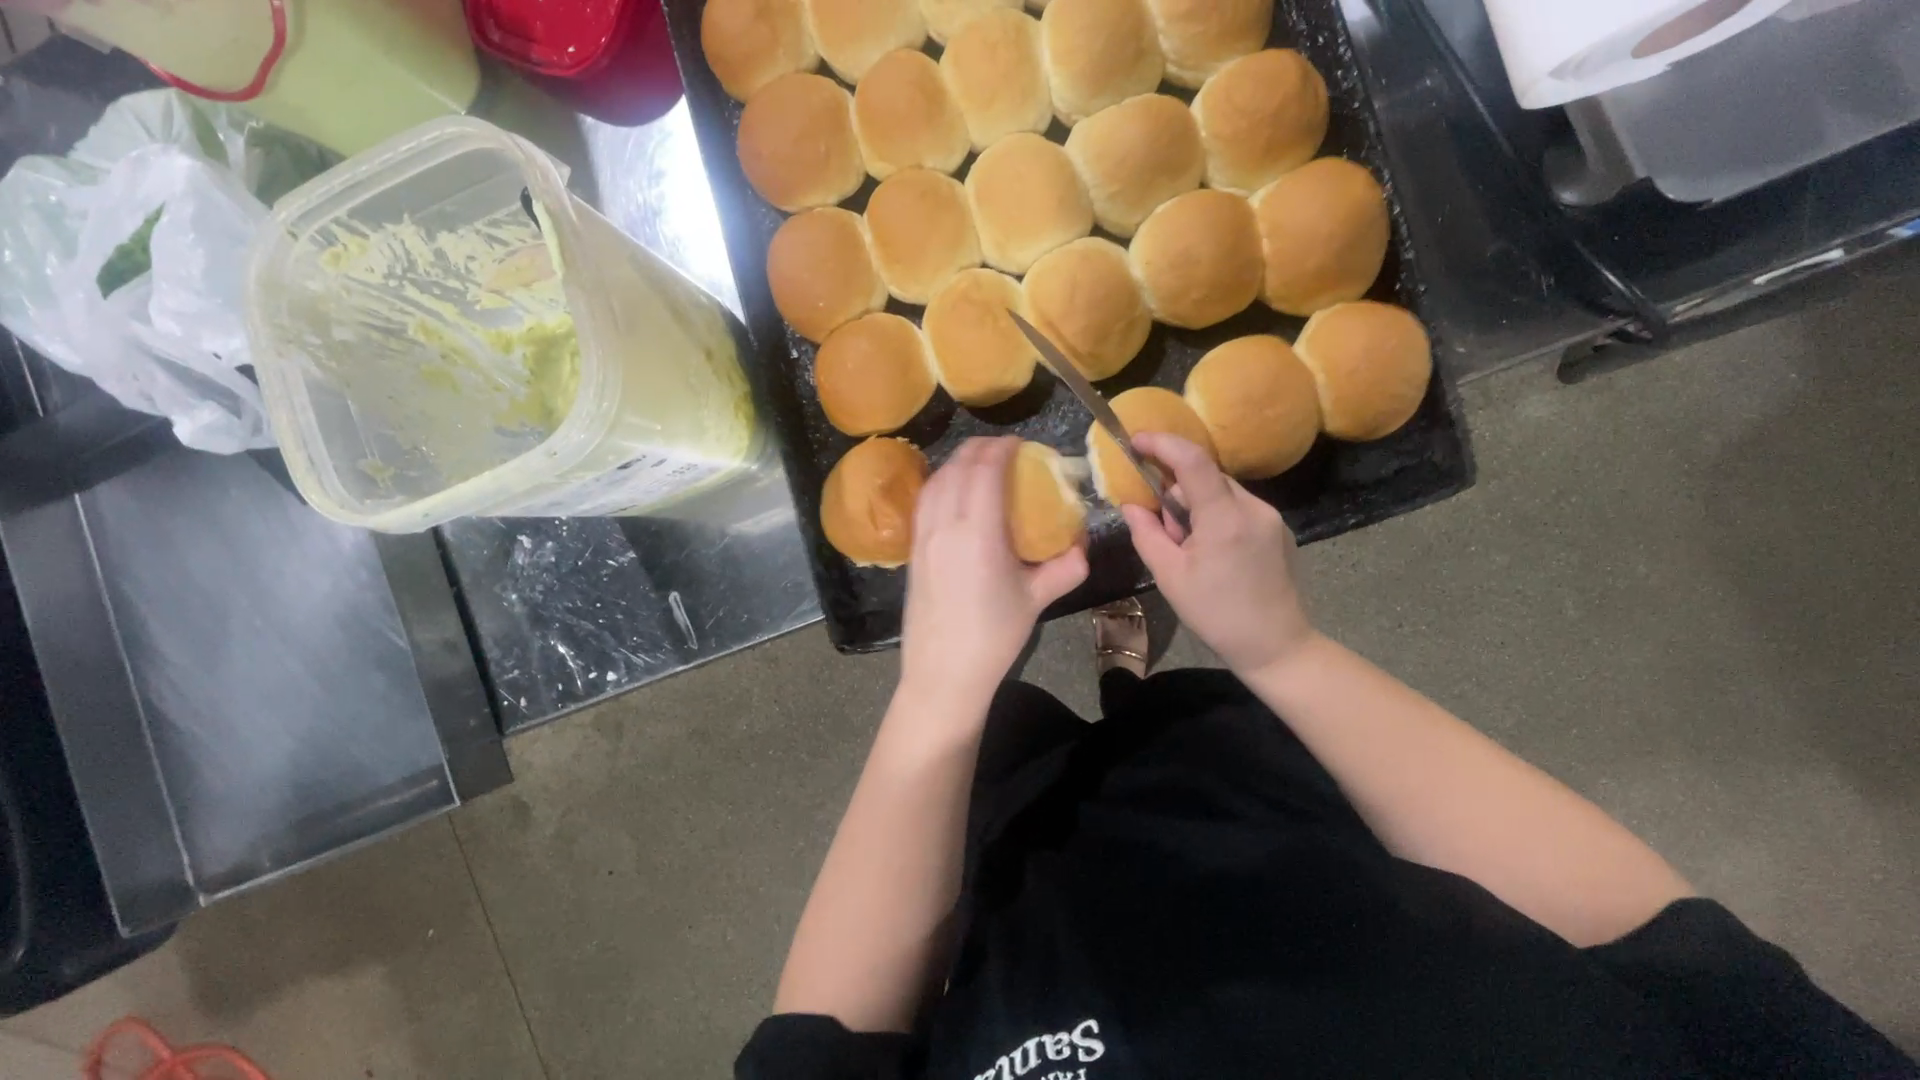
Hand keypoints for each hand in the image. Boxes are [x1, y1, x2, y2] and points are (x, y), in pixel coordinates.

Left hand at [900, 437, 1087, 711]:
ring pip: (936, 481)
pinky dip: (940, 483)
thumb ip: (1066, 567)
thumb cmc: (993, 636)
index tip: (1019, 443)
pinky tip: (953, 491)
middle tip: (1003, 449)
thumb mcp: (1036, 600)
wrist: (943, 672)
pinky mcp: (912, 551)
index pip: (986, 471)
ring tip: (978, 463)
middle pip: (958, 468)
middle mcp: (945, 526)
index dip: (1002, 448)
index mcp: (978, 533)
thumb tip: (1082, 545)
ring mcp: (922, 537)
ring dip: (957, 463)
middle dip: (980, 449)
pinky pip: (924, 502)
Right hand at [1120, 432, 1314, 675]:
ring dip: (1197, 507)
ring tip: (1191, 551)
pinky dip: (1217, 518)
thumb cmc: (1216, 614)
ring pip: (1221, 492)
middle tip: (1166, 533)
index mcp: (1224, 518)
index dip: (1163, 444)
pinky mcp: (1278, 529)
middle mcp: (1253, 508)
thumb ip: (1147, 534)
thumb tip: (1131, 505)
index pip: (1193, 461)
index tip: (1136, 442)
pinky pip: (1238, 508)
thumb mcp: (1170, 577)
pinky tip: (1214, 555)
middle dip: (1177, 493)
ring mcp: (1270, 517)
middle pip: (1206, 477)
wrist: (1276, 644)